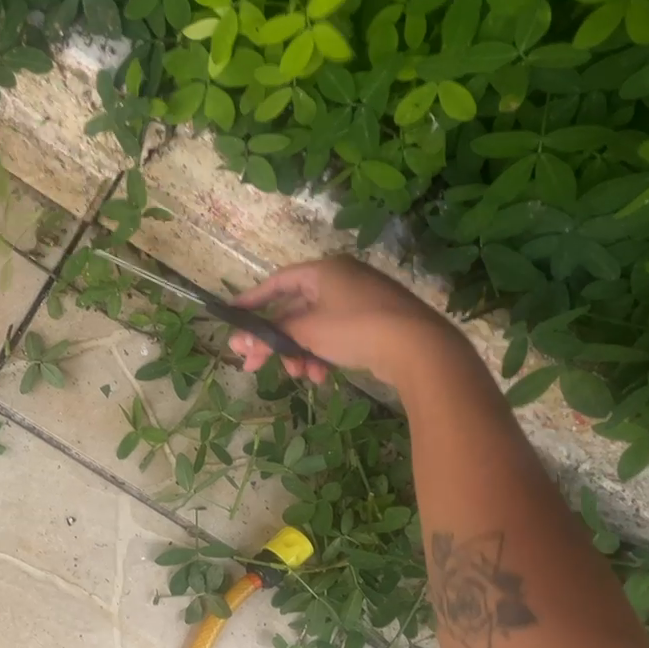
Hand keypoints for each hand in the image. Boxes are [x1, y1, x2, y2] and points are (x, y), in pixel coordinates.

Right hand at [228, 255, 469, 389]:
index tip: (232, 318)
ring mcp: (358, 301)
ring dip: (299, 353)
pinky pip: (334, 337)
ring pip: (313, 328)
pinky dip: (322, 355)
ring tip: (298, 374)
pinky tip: (322, 376)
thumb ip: (270, 334)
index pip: (278, 282)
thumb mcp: (305, 330)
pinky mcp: (371, 323)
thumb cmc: (354, 328)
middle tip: (252, 364)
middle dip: (275, 341)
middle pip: (293, 310)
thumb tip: (238, 342)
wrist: (416, 346)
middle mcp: (341, 280)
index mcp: (324, 271)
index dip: (252, 300)